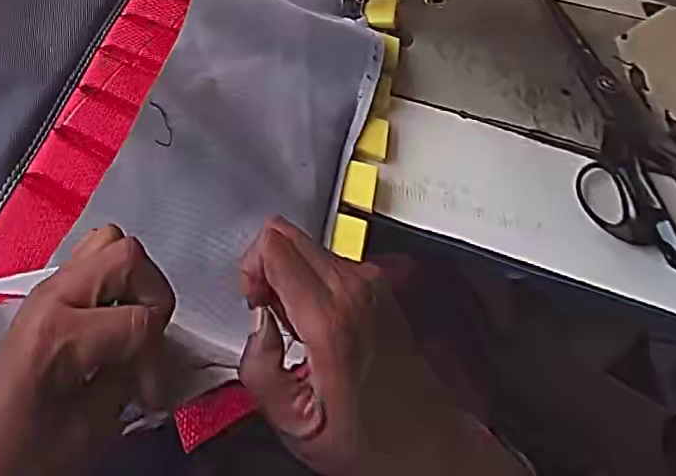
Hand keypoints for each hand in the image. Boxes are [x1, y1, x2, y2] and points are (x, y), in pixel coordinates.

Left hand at [0, 225, 175, 475]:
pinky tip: (112, 318)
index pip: (139, 318)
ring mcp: (47, 286)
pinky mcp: (48, 289)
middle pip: (127, 255)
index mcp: (58, 332)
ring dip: (132, 278)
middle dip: (152, 296)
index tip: (152, 386)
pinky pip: (92, 256)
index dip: (157, 356)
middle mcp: (52, 295)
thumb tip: (159, 353)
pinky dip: (113, 278)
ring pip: (108, 240)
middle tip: (149, 341)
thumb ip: (131, 379)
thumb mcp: (89, 429)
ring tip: (131, 322)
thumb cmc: (22, 452)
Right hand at [238, 217, 520, 475]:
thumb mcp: (295, 423)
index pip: (271, 244)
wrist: (424, 441)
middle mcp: (352, 288)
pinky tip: (317, 318)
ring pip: (303, 243)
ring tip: (297, 321)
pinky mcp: (376, 279)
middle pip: (284, 233)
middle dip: (266, 265)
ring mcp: (368, 279)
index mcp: (329, 318)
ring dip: (288, 272)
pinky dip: (310, 277)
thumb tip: (257, 324)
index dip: (251, 269)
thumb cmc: (369, 437)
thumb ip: (259, 369)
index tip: (256, 301)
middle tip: (271, 309)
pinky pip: (325, 256)